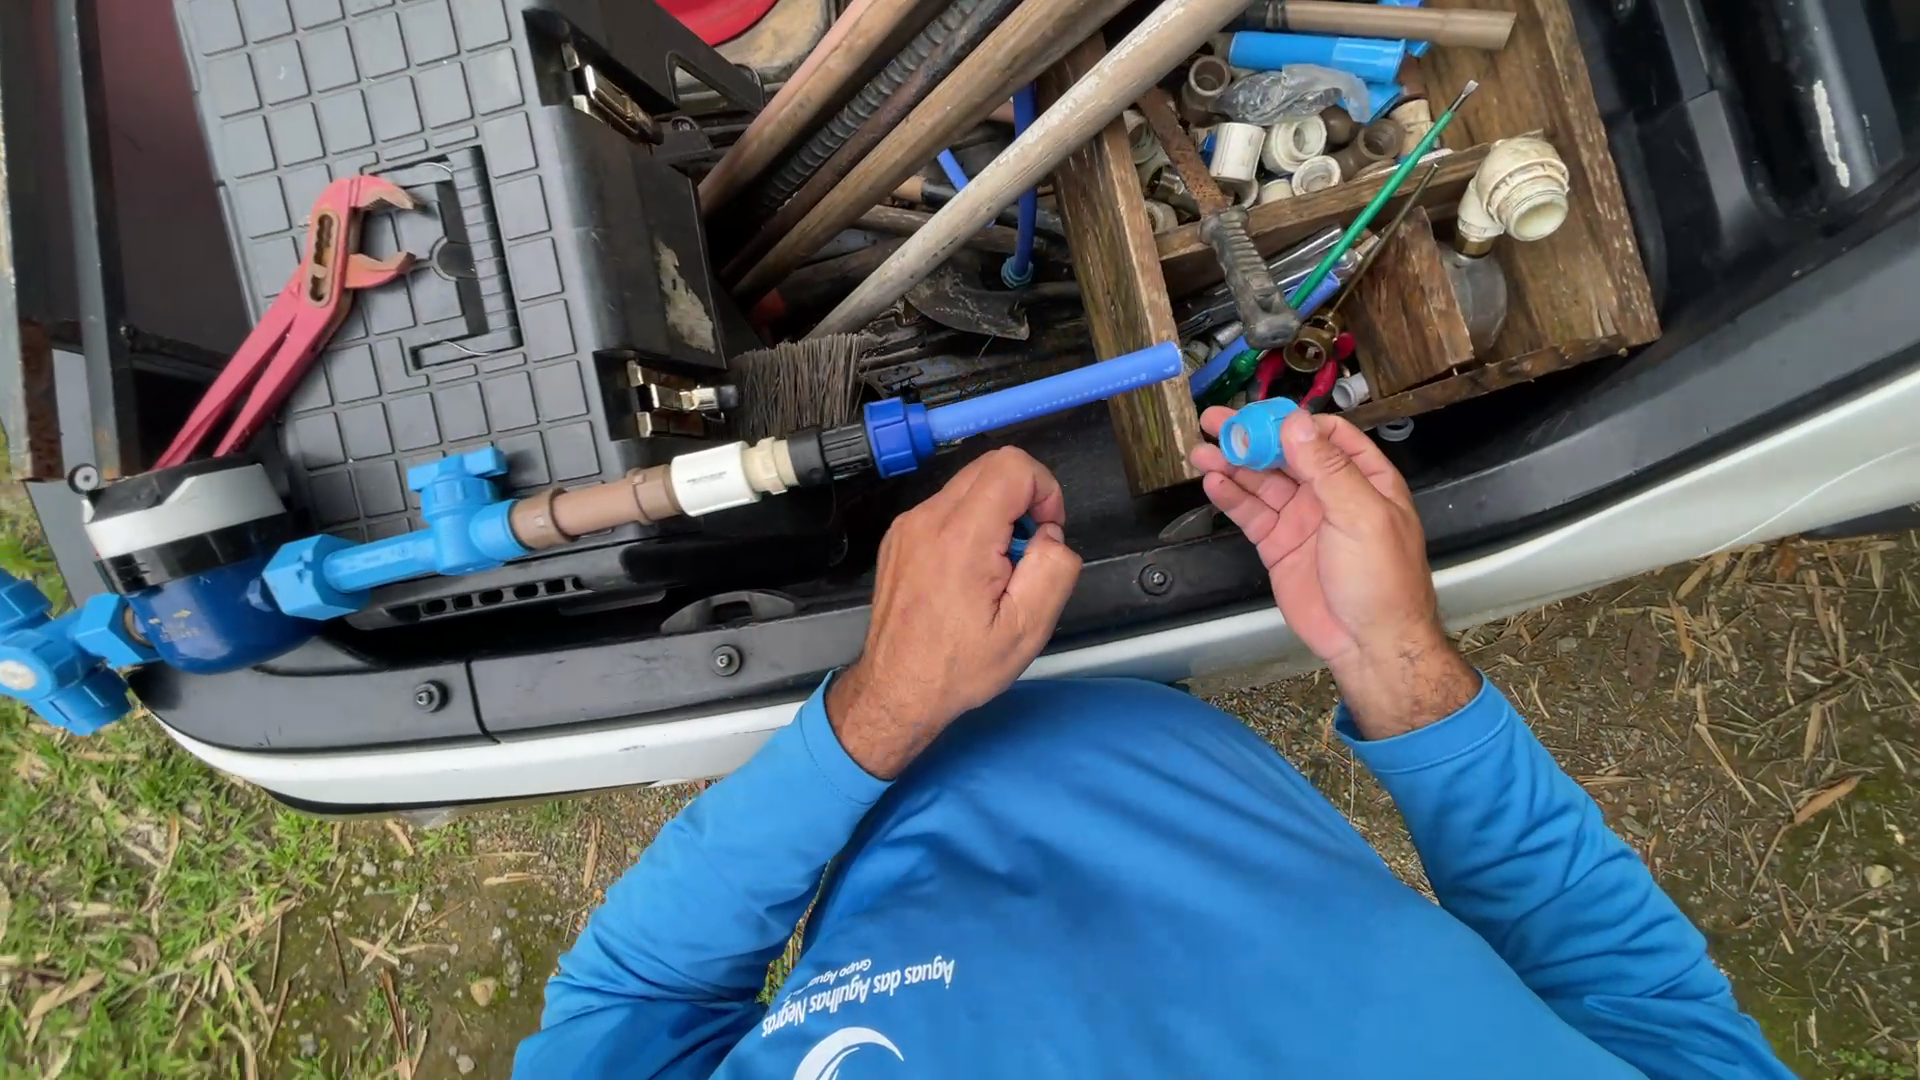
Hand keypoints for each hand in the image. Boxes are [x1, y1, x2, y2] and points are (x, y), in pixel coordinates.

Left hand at [828, 447, 1081, 777]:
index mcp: (960, 538)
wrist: (898, 689)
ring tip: (996, 567)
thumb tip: (1051, 534)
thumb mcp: (1027, 629)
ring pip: (969, 484)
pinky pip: (947, 506)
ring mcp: (908, 525)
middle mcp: (927, 520)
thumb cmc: (957, 667)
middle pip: (991, 465)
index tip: (1045, 533)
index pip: (1013, 466)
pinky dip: (971, 523)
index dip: (1044, 491)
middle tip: (1025, 550)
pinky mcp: (900, 536)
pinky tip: (971, 571)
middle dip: (1024, 497)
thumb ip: (1054, 568)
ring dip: (997, 512)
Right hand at [1189, 405, 1476, 738]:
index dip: (1290, 423)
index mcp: (1362, 480)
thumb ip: (1327, 468)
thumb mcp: (1360, 515)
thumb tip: (1297, 424)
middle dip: (1250, 438)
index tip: (1258, 414)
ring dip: (1232, 466)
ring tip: (1202, 452)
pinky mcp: (1277, 544)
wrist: (1366, 641)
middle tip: (1216, 423)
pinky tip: (1213, 483)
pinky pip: (1250, 514)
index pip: (1325, 437)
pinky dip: (1230, 498)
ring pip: (1261, 483)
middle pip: (1284, 456)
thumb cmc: (1383, 581)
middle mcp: (1329, 495)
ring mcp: (1300, 519)